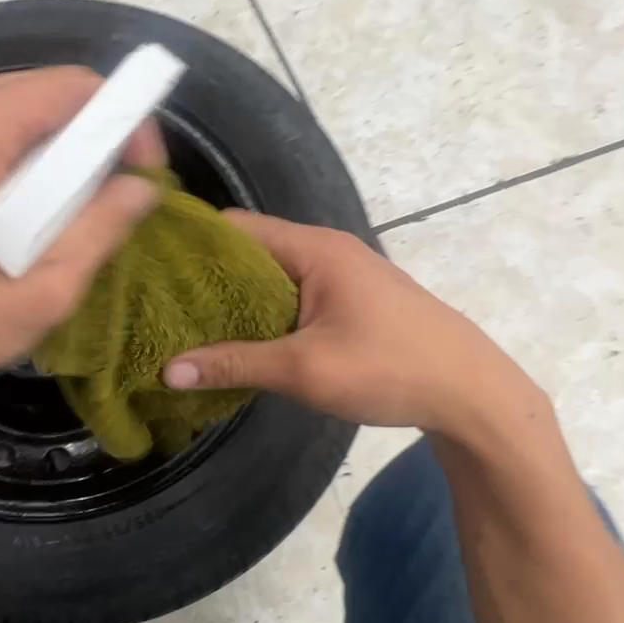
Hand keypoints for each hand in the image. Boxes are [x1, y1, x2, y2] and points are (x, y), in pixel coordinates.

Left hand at [0, 66, 164, 394]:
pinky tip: (27, 214)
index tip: (143, 175)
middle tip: (110, 201)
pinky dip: (23, 163)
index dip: (124, 122)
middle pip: (46, 95)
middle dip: (92, 142)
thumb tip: (141, 188)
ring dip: (58, 157)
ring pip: (20, 114)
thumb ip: (99, 228)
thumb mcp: (41, 287)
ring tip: (71, 215)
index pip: (73, 87)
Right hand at [162, 211, 543, 437]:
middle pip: (250, 250)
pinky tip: (237, 339)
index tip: (150, 270)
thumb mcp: (304, 370)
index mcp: (314, 249)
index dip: (192, 244)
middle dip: (206, 276)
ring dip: (233, 299)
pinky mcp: (349, 301)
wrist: (473, 395)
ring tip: (187, 326)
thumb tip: (167, 370)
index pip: (236, 227)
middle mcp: (325, 250)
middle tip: (160, 306)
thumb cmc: (390, 369)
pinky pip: (290, 295)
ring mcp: (340, 275)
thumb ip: (234, 364)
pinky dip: (260, 311)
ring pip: (270, 276)